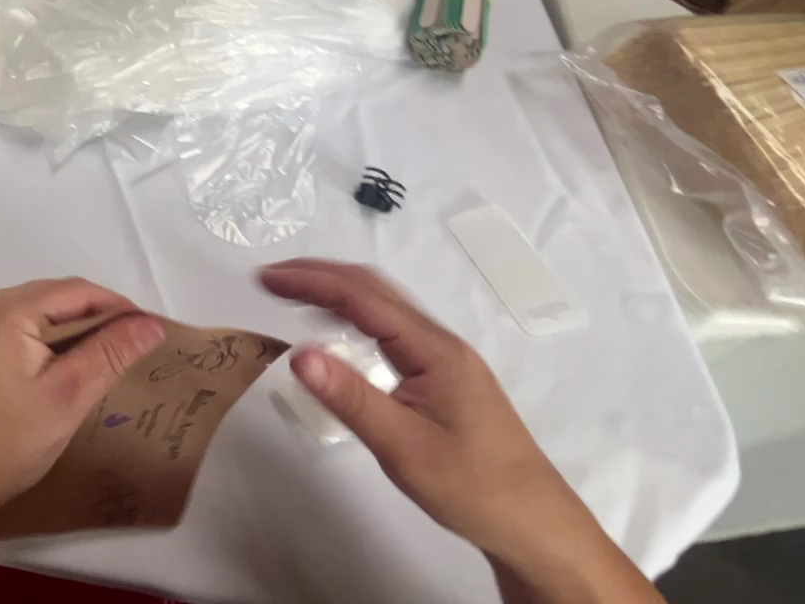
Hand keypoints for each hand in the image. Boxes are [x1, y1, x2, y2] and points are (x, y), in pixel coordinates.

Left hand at [0, 277, 167, 533]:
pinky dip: (45, 338)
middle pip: (53, 296)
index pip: (75, 290)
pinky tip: (63, 365)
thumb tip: (150, 324)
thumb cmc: (5, 444)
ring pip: (35, 310)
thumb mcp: (65, 398)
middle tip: (134, 348)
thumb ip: (108, 355)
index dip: (118, 306)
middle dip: (96, 316)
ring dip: (71, 328)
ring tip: (106, 357)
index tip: (151, 331)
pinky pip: (16, 326)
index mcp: (5, 309)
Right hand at [260, 260, 656, 601]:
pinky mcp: (440, 375)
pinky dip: (350, 313)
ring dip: (333, 290)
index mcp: (434, 350)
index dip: (310, 281)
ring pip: (381, 304)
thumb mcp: (405, 448)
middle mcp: (439, 342)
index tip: (266, 278)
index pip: (361, 299)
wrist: (538, 529)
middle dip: (317, 274)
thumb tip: (298, 353)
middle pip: (372, 288)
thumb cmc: (474, 489)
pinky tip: (333, 328)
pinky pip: (388, 326)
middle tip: (270, 279)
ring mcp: (442, 357)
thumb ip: (351, 398)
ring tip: (290, 293)